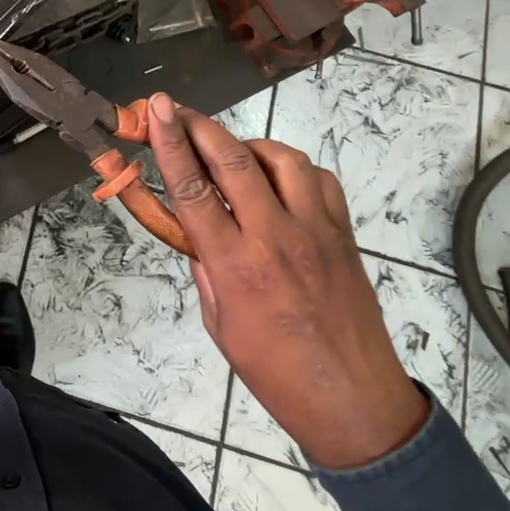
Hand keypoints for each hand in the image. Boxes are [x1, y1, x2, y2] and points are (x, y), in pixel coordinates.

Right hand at [146, 94, 428, 469]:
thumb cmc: (274, 372)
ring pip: (282, 158)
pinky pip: (319, 180)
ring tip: (231, 152)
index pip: (192, 189)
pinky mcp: (344, 233)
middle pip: (233, 159)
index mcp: (235, 265)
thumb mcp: (219, 324)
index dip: (170, 142)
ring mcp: (316, 230)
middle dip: (200, 125)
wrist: (353, 401)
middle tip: (177, 109)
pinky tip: (279, 180)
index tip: (156, 110)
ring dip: (249, 144)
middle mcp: (275, 236)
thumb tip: (201, 234)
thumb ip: (208, 270)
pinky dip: (293, 168)